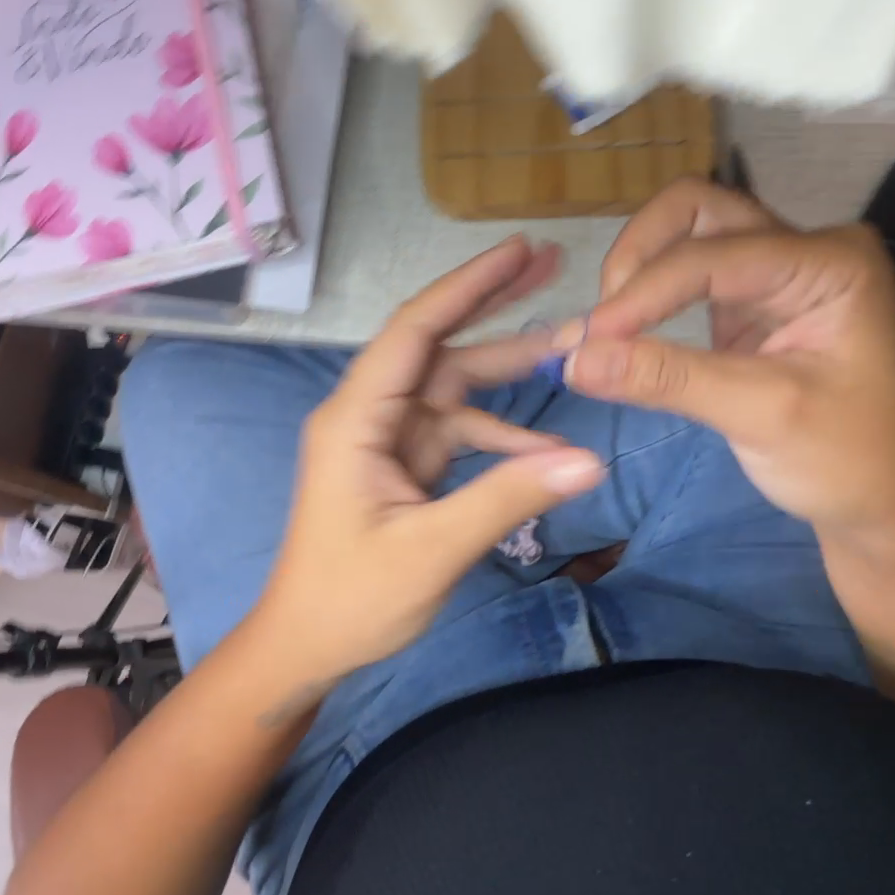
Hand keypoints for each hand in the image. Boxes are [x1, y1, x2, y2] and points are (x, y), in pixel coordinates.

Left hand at [248, 237, 607, 680]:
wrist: (307, 645)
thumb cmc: (352, 599)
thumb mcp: (433, 549)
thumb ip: (508, 498)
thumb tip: (588, 461)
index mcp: (356, 419)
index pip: (415, 330)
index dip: (468, 286)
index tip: (522, 250)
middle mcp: (368, 416)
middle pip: (436, 346)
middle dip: (493, 309)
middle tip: (555, 267)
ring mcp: (386, 441)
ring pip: (453, 391)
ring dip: (507, 375)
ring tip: (573, 348)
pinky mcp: (402, 468)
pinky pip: (457, 435)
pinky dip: (499, 437)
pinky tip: (545, 450)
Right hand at [565, 176, 894, 533]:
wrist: (894, 503)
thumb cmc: (851, 460)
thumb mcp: (761, 416)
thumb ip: (669, 379)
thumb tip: (574, 361)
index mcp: (829, 262)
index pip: (711, 255)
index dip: (641, 295)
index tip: (582, 345)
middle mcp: (803, 250)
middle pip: (697, 212)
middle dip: (637, 258)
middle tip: (598, 323)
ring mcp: (776, 276)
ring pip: (689, 236)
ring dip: (638, 273)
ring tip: (604, 331)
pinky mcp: (752, 308)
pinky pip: (690, 280)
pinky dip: (649, 299)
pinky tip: (624, 337)